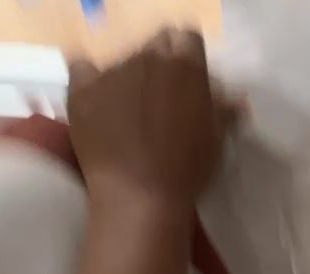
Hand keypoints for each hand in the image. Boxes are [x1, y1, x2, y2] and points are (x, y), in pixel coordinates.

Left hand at [65, 29, 231, 214]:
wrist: (140, 197)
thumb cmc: (187, 172)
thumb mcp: (216, 141)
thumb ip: (221, 109)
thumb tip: (227, 95)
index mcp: (186, 65)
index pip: (188, 40)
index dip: (189, 61)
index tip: (189, 86)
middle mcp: (148, 56)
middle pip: (155, 47)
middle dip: (160, 69)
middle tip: (162, 105)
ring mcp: (112, 69)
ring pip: (122, 60)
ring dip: (130, 80)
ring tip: (131, 119)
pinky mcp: (82, 87)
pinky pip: (84, 68)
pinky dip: (92, 82)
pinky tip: (99, 105)